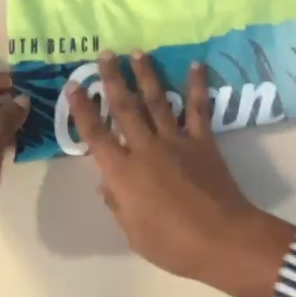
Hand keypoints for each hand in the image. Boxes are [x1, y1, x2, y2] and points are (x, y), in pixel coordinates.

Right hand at [69, 52, 295, 296]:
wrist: (220, 239)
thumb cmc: (172, 245)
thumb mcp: (133, 233)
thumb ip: (117, 203)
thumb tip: (105, 182)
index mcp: (123, 173)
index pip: (96, 135)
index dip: (83, 109)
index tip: (74, 85)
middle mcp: (145, 149)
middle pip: (124, 108)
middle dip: (112, 79)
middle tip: (106, 53)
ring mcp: (175, 141)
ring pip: (156, 100)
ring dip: (146, 74)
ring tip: (137, 51)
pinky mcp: (202, 141)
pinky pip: (197, 108)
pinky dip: (196, 85)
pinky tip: (195, 64)